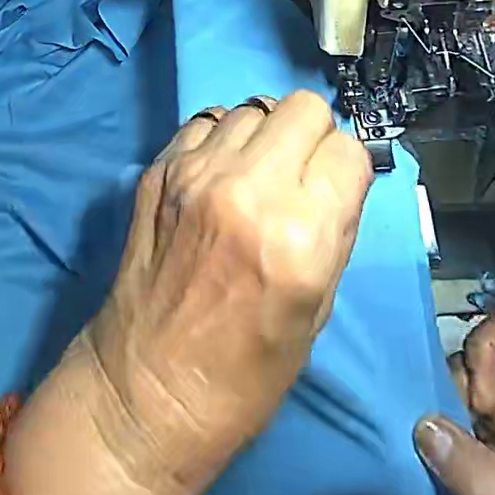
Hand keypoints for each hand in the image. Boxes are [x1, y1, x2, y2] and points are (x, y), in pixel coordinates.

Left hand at [3, 90, 372, 494]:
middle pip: (303, 106)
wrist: (147, 387)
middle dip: (312, 135)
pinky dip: (221, 140)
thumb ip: (335, 226)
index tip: (337, 183)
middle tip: (300, 171)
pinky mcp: (159, 168)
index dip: (347, 167)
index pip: (348, 149)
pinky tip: (218, 176)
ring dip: (264, 135)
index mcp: (300, 233)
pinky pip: (208, 121)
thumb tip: (339, 175)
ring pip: (254, 107)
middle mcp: (248, 188)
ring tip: (255, 175)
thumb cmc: (245, 369)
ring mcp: (196, 172)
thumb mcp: (318, 306)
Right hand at [414, 307, 494, 494]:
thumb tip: (423, 424)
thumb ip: (479, 479)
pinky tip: (443, 456)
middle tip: (446, 426)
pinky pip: (477, 429)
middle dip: (463, 385)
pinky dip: (452, 435)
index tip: (476, 404)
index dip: (491, 351)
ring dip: (451, 410)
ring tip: (441, 446)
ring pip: (482, 393)